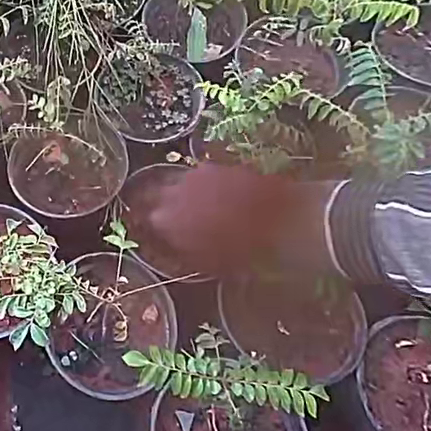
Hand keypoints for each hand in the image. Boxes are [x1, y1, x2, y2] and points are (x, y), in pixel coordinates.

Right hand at [133, 163, 337, 278]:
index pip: (140, 217)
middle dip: (152, 203)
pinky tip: (212, 198)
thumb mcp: (208, 264)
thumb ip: (181, 251)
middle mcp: (175, 191)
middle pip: (153, 193)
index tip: (142, 228)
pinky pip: (199, 177)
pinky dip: (199, 186)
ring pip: (175, 182)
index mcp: (166, 220)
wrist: (290, 222)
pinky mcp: (219, 165)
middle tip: (159, 214)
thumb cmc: (248, 254)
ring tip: (188, 207)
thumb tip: (168, 245)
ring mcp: (197, 174)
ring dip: (176, 193)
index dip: (140, 223)